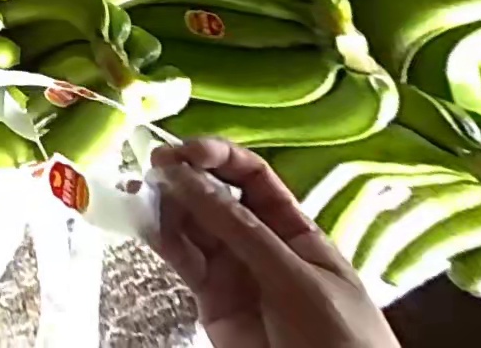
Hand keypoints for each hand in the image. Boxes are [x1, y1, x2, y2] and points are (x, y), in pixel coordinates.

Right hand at [150, 139, 398, 347]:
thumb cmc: (340, 345)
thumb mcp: (297, 281)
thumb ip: (241, 229)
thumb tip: (186, 176)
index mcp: (292, 228)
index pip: (251, 175)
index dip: (219, 156)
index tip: (187, 151)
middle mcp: (258, 241)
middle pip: (215, 193)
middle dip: (184, 176)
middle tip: (154, 168)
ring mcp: (233, 269)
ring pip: (192, 222)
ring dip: (166, 203)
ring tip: (140, 193)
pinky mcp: (210, 297)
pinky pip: (181, 257)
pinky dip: (160, 236)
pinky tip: (144, 221)